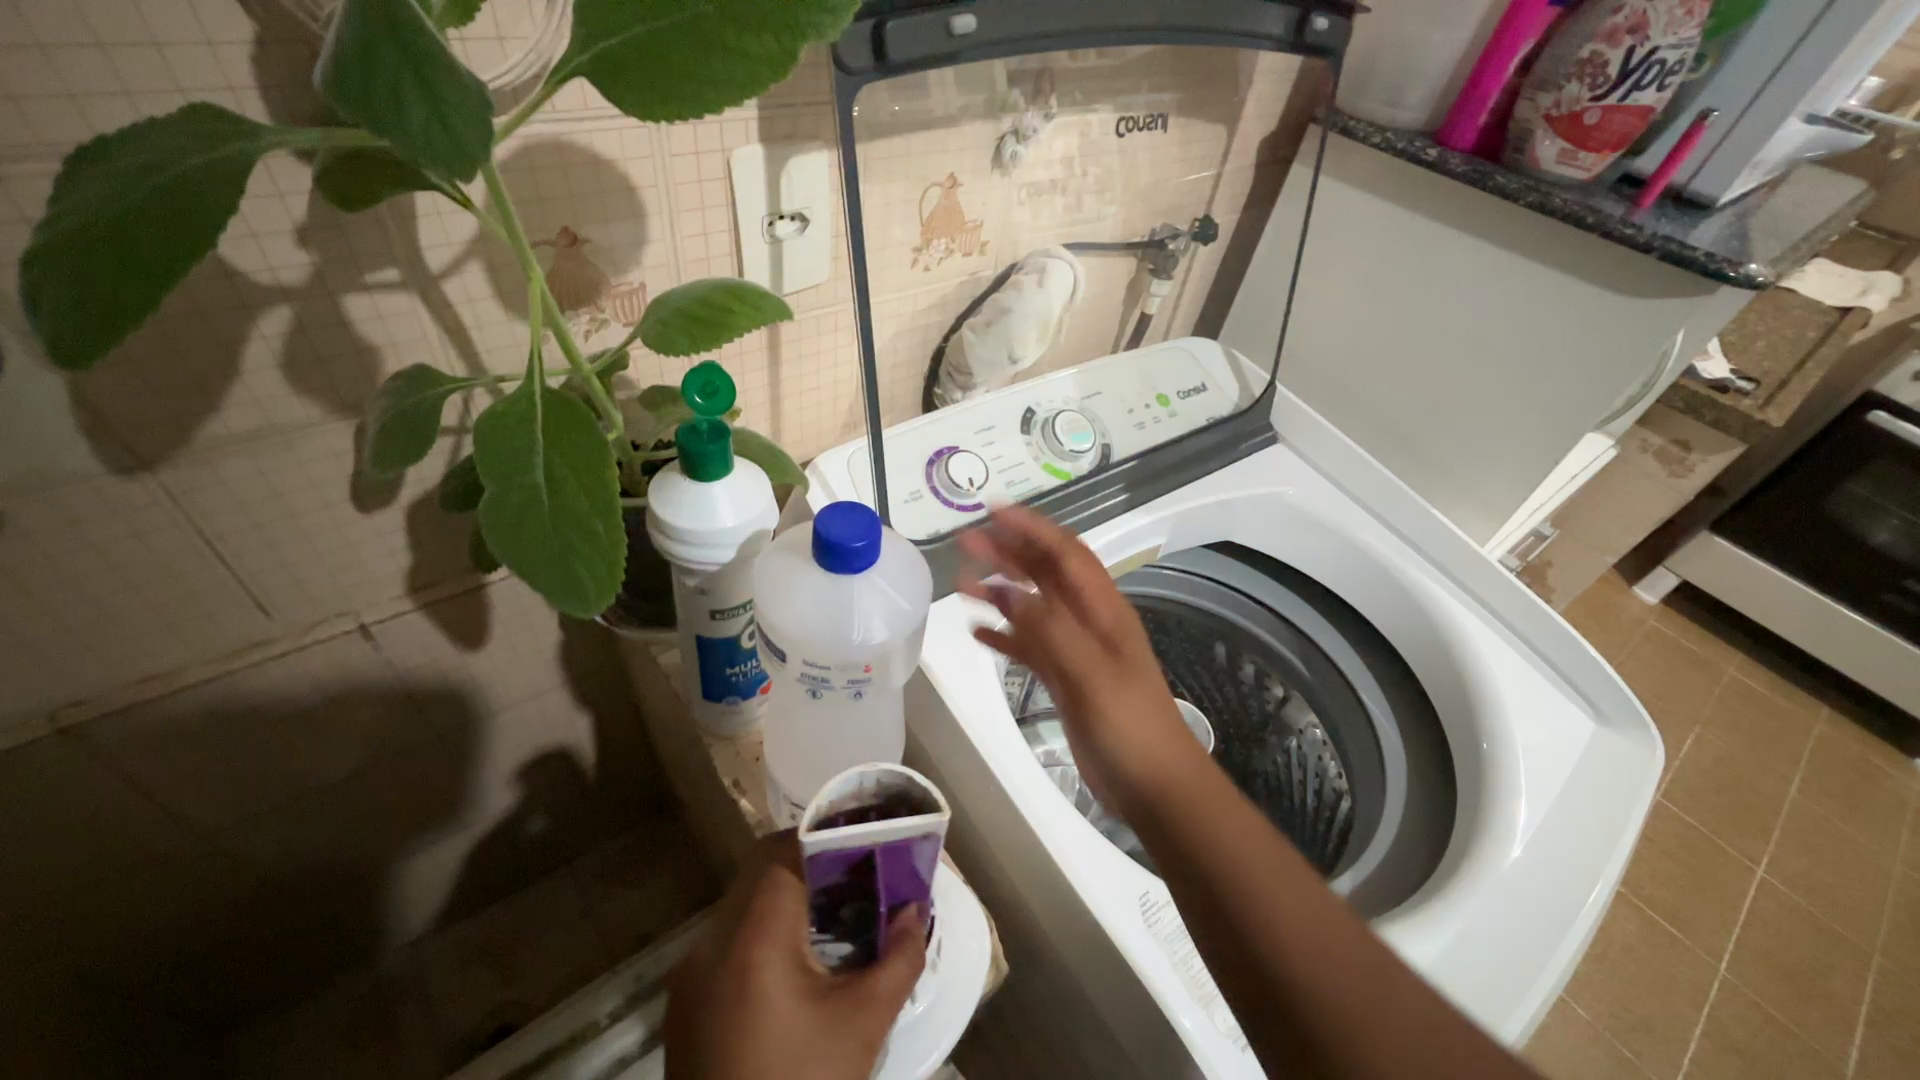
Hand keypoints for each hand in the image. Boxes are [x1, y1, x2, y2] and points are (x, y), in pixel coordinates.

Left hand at [664, 832, 927, 1079]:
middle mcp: (709, 944)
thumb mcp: (864, 1022)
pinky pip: (726, 943)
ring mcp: (689, 975)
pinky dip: (763, 933)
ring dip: (786, 898)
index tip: (865, 840)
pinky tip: (799, 963)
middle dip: (811, 864)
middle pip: (758, 873)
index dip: (826, 837)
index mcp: (751, 938)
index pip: (782, 852)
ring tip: (836, 915)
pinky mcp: (684, 1004)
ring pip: (740, 906)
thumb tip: (915, 911)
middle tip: (858, 873)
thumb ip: (899, 956)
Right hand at [956, 506, 1203, 815]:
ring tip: (960, 581)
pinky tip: (977, 632)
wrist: (1154, 786)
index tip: (992, 512)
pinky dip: (1005, 635)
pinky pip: (1030, 647)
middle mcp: (1089, 622)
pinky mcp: (1066, 681)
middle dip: (1008, 553)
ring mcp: (1077, 652)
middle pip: (1046, 575)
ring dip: (1001, 591)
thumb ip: (1049, 629)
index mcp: (1103, 610)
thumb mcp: (1091, 673)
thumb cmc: (1129, 726)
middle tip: (965, 541)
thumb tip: (1006, 588)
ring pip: (1034, 609)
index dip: (1031, 529)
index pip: (1065, 554)